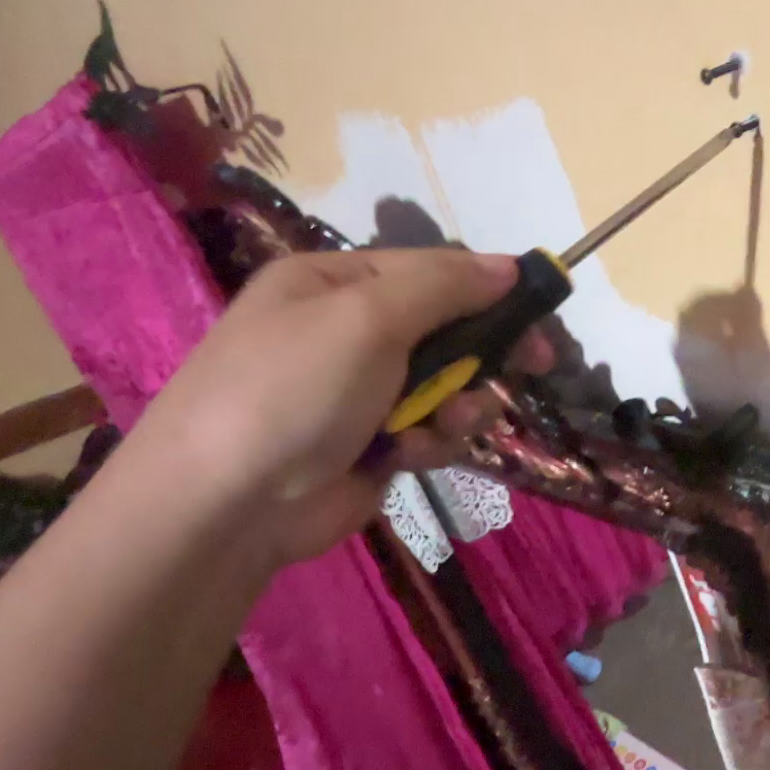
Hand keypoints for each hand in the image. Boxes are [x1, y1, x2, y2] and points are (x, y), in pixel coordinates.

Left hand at [128, 248, 552, 561]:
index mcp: (338, 284)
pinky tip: (408, 454)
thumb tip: (508, 266)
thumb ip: (444, 287)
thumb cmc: (293, 390)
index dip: (492, 291)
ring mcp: (366, 392)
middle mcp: (354, 332)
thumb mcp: (367, 318)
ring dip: (459, 406)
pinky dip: (432, 442)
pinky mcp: (378, 444)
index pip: (435, 272)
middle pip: (451, 330)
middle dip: (483, 354)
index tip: (539, 315)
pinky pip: (434, 432)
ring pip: (452, 387)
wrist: (229, 502)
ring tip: (440, 424)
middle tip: (531, 366)